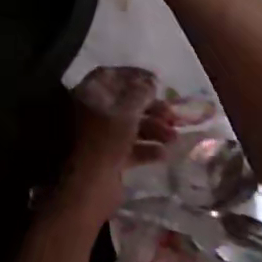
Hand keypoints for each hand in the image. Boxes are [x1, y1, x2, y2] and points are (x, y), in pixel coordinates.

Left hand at [53, 67, 173, 225]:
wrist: (90, 185)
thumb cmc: (106, 141)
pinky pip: (130, 147)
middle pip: (124, 102)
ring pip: (129, 125)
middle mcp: (91, 112)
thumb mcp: (127, 111)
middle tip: (173, 116)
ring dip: (154, 128)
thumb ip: (140, 93)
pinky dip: (146, 148)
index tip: (157, 82)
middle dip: (151, 108)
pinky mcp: (106, 157)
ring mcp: (98, 135)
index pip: (111, 75)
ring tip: (173, 138)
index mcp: (89, 95)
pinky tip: (163, 154)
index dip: (134, 76)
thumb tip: (149, 81)